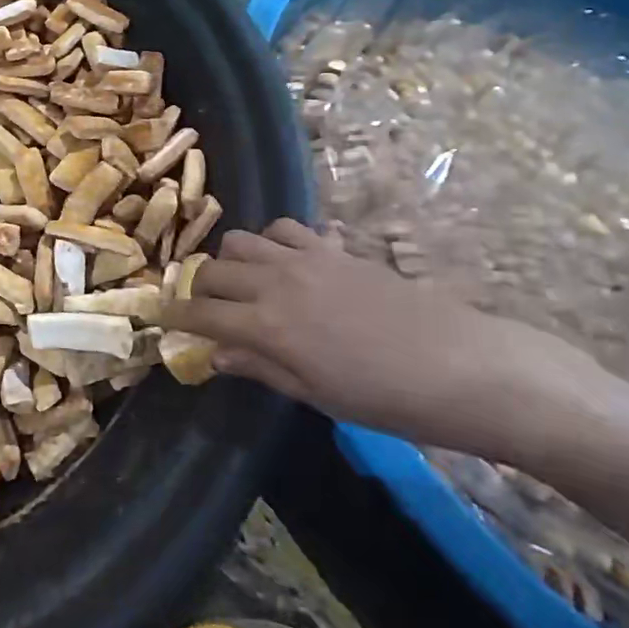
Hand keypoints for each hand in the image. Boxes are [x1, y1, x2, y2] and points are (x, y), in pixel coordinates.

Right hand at [166, 220, 611, 462]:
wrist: (466, 366)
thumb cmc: (388, 399)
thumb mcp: (317, 396)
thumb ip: (261, 368)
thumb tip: (215, 355)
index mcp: (268, 325)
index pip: (202, 313)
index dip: (176, 315)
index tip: (162, 318)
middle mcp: (277, 282)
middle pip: (214, 268)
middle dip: (198, 286)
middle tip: (205, 307)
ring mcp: (307, 258)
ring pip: (243, 239)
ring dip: (231, 259)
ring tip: (242, 281)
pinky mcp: (336, 248)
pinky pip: (286, 229)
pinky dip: (273, 242)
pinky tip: (285, 263)